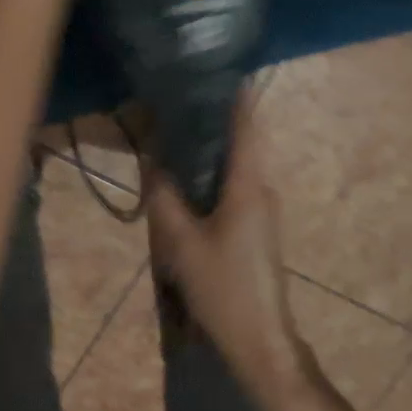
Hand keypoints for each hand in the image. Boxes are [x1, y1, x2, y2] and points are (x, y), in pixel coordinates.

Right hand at [147, 98, 310, 396]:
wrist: (261, 341)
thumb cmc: (224, 287)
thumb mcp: (181, 242)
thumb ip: (163, 197)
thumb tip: (150, 159)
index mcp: (248, 183)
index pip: (245, 123)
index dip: (232, 94)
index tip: (212, 69)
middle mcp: (261, 187)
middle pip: (237, 140)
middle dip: (209, 118)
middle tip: (173, 99)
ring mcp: (261, 208)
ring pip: (233, 164)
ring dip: (207, 148)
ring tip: (172, 132)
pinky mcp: (255, 227)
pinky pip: (232, 185)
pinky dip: (210, 173)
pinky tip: (184, 179)